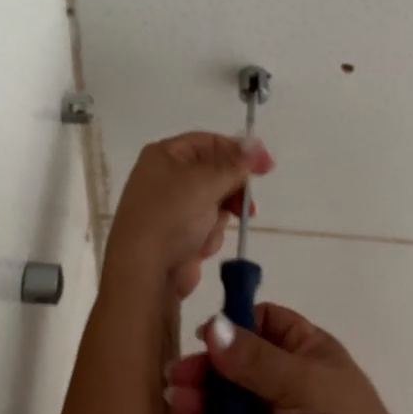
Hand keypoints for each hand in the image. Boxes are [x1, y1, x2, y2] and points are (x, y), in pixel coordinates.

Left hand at [104, 132, 274, 298]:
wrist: (145, 271)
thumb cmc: (171, 215)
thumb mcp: (206, 182)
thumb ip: (235, 165)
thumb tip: (257, 146)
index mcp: (165, 154)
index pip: (210, 142)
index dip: (239, 151)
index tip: (267, 166)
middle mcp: (166, 176)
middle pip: (214, 173)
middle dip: (230, 191)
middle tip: (245, 205)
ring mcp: (171, 207)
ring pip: (215, 202)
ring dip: (219, 217)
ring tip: (209, 229)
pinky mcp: (177, 235)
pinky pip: (206, 226)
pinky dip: (208, 236)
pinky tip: (199, 247)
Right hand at [166, 304, 412, 413]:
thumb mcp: (305, 387)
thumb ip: (256, 358)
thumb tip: (213, 323)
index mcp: (308, 354)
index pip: (265, 323)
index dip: (235, 323)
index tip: (204, 334)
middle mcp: (287, 385)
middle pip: (235, 365)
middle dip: (205, 368)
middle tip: (176, 377)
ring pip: (226, 405)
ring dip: (199, 404)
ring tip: (179, 408)